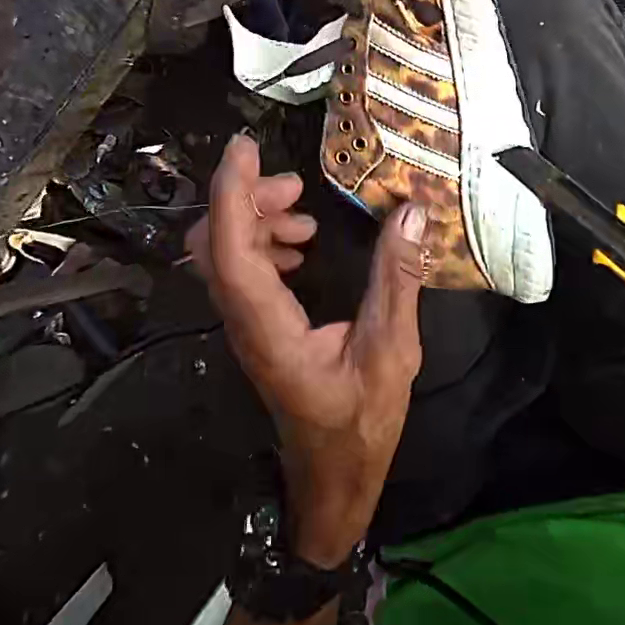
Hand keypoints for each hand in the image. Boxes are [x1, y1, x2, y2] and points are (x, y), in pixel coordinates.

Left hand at [187, 135, 428, 566]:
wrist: (332, 477)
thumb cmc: (359, 426)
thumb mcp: (391, 352)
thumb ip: (397, 281)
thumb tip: (409, 214)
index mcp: (269, 328)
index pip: (231, 249)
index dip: (231, 193)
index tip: (242, 147)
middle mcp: (244, 322)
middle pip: (215, 244)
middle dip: (245, 200)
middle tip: (295, 186)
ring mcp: (245, 325)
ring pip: (223, 255)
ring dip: (254, 221)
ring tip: (304, 217)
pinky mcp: (256, 327)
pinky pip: (240, 271)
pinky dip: (262, 244)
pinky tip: (300, 248)